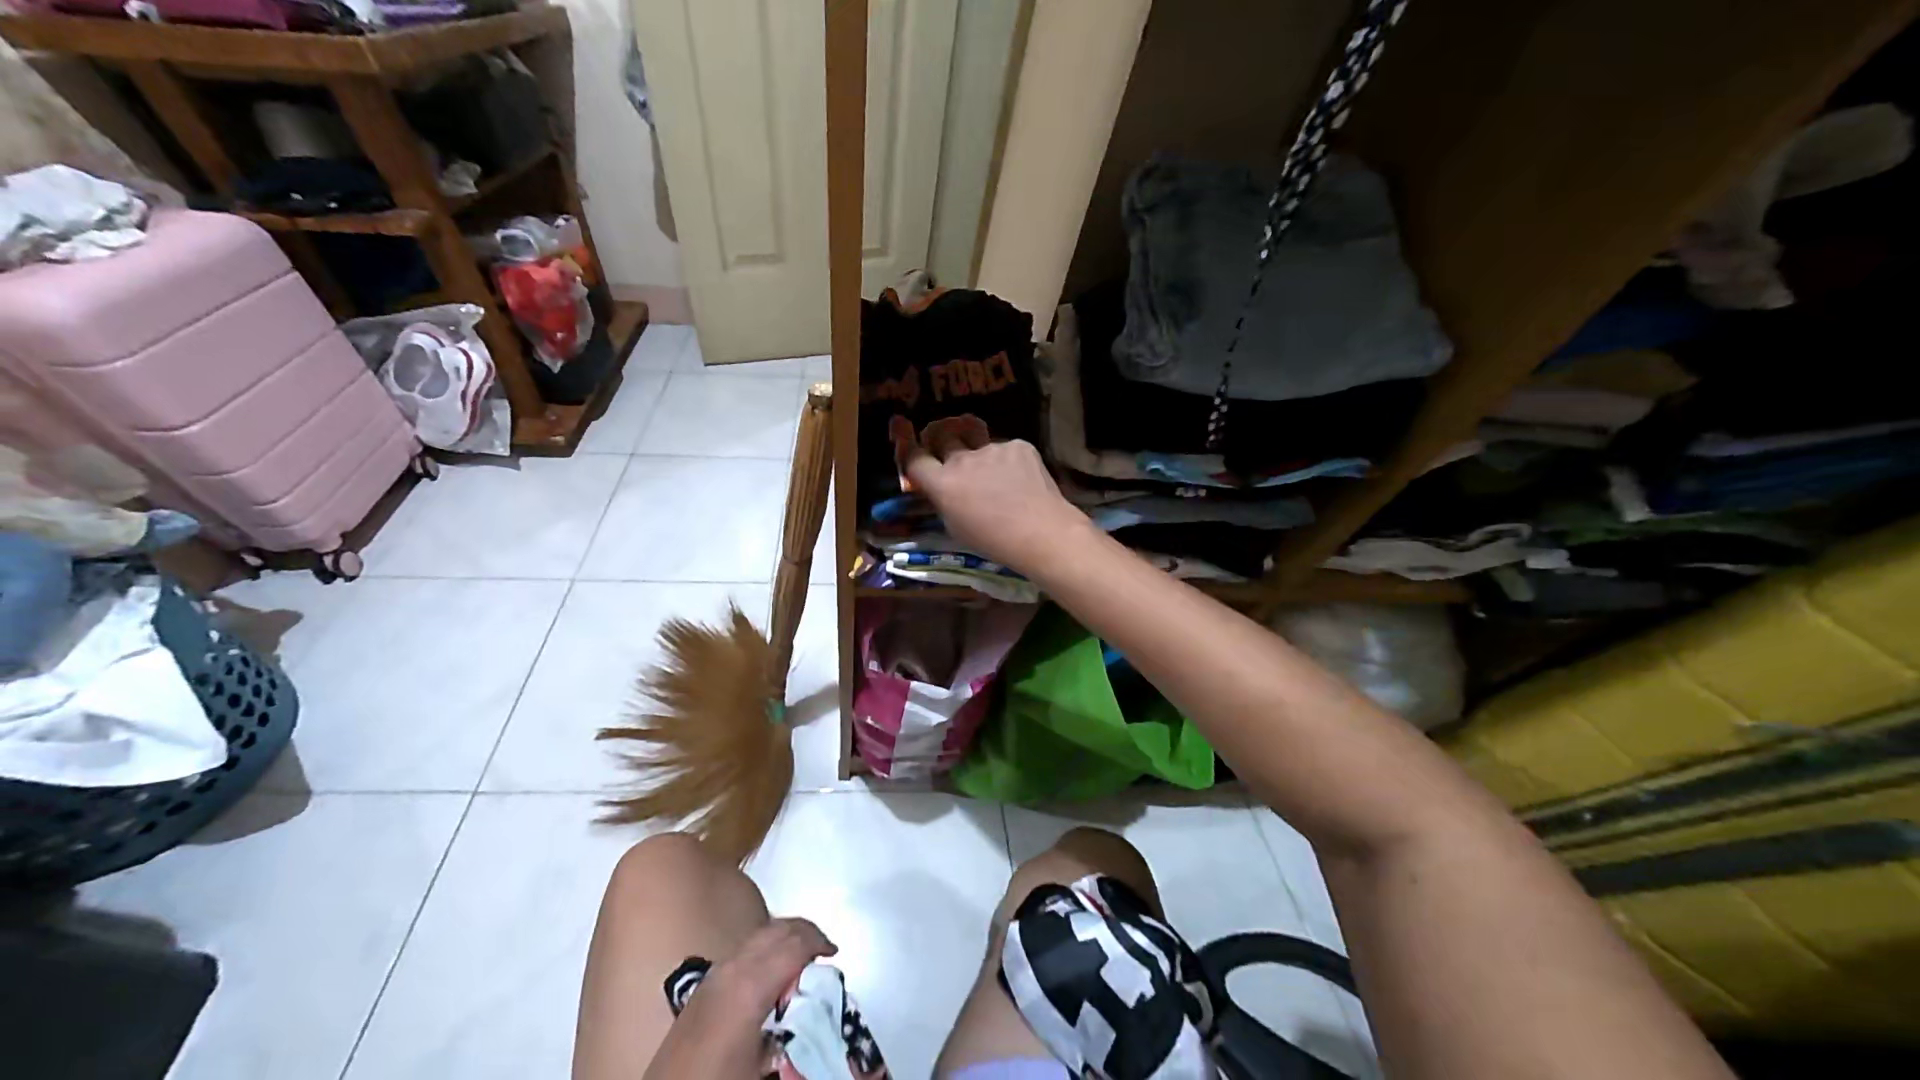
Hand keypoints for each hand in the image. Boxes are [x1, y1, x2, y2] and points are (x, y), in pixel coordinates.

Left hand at [644, 919, 836, 1079]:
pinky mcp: (704, 985)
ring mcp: (715, 973)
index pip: (794, 943)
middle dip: (805, 933)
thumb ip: (795, 1033)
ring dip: (786, 939)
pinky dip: (767, 949)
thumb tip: (814, 1013)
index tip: (834, 956)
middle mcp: (733, 968)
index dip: (819, 942)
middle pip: (777, 929)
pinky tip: (773, 978)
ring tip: (803, 963)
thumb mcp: (765, 1068)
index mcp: (751, 985)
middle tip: (824, 953)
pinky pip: (745, 949)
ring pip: (760, 935)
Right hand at [902, 437, 1094, 574]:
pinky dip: (1009, 462)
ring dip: (979, 453)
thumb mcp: (955, 527)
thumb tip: (942, 490)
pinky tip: (1022, 481)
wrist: (1042, 532)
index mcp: (943, 483)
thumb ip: (944, 501)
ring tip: (995, 474)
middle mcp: (962, 460)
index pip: (914, 457)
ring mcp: (992, 448)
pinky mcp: (1018, 445)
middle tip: (946, 441)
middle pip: (943, 435)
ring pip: (978, 443)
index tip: (910, 441)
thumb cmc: (994, 541)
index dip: (908, 447)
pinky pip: (1006, 450)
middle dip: (940, 435)